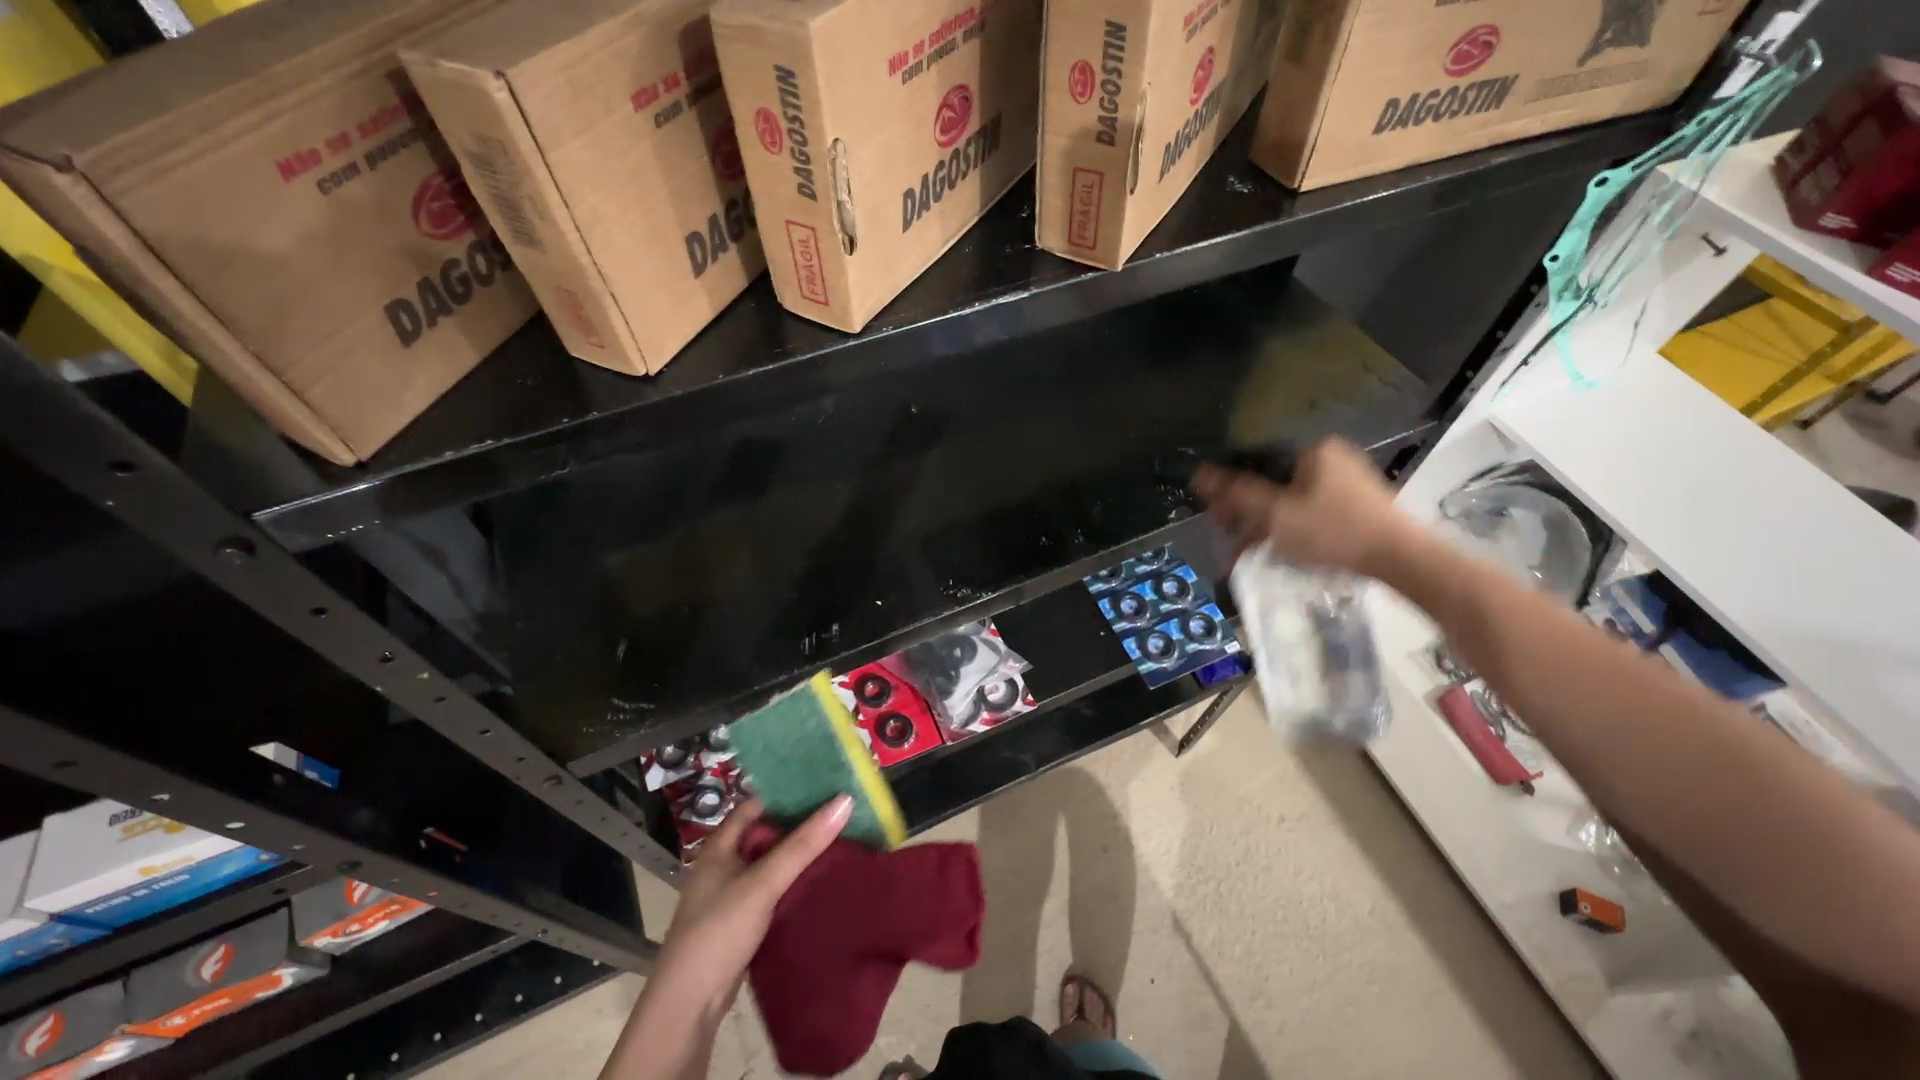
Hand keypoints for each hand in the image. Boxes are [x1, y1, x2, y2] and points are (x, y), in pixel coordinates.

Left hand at [650, 796, 851, 1017]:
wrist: (691, 1000)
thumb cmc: (720, 929)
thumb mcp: (763, 882)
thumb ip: (803, 844)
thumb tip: (844, 801)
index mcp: (718, 847)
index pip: (754, 807)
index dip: (785, 795)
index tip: (823, 788)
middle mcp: (722, 866)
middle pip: (764, 836)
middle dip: (798, 827)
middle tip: (840, 815)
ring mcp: (731, 896)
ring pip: (770, 866)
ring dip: (797, 858)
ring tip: (841, 843)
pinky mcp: (742, 922)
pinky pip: (772, 893)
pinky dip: (793, 886)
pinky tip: (820, 884)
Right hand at [1192, 437, 1415, 575]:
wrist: (1401, 560)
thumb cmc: (1334, 532)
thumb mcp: (1277, 516)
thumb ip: (1237, 495)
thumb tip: (1199, 474)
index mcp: (1311, 451)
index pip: (1255, 463)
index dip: (1230, 491)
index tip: (1216, 519)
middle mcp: (1329, 458)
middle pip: (1271, 483)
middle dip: (1246, 514)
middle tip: (1230, 540)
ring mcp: (1346, 482)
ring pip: (1289, 501)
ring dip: (1265, 527)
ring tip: (1249, 554)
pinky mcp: (1357, 506)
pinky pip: (1310, 512)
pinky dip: (1290, 530)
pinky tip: (1279, 551)